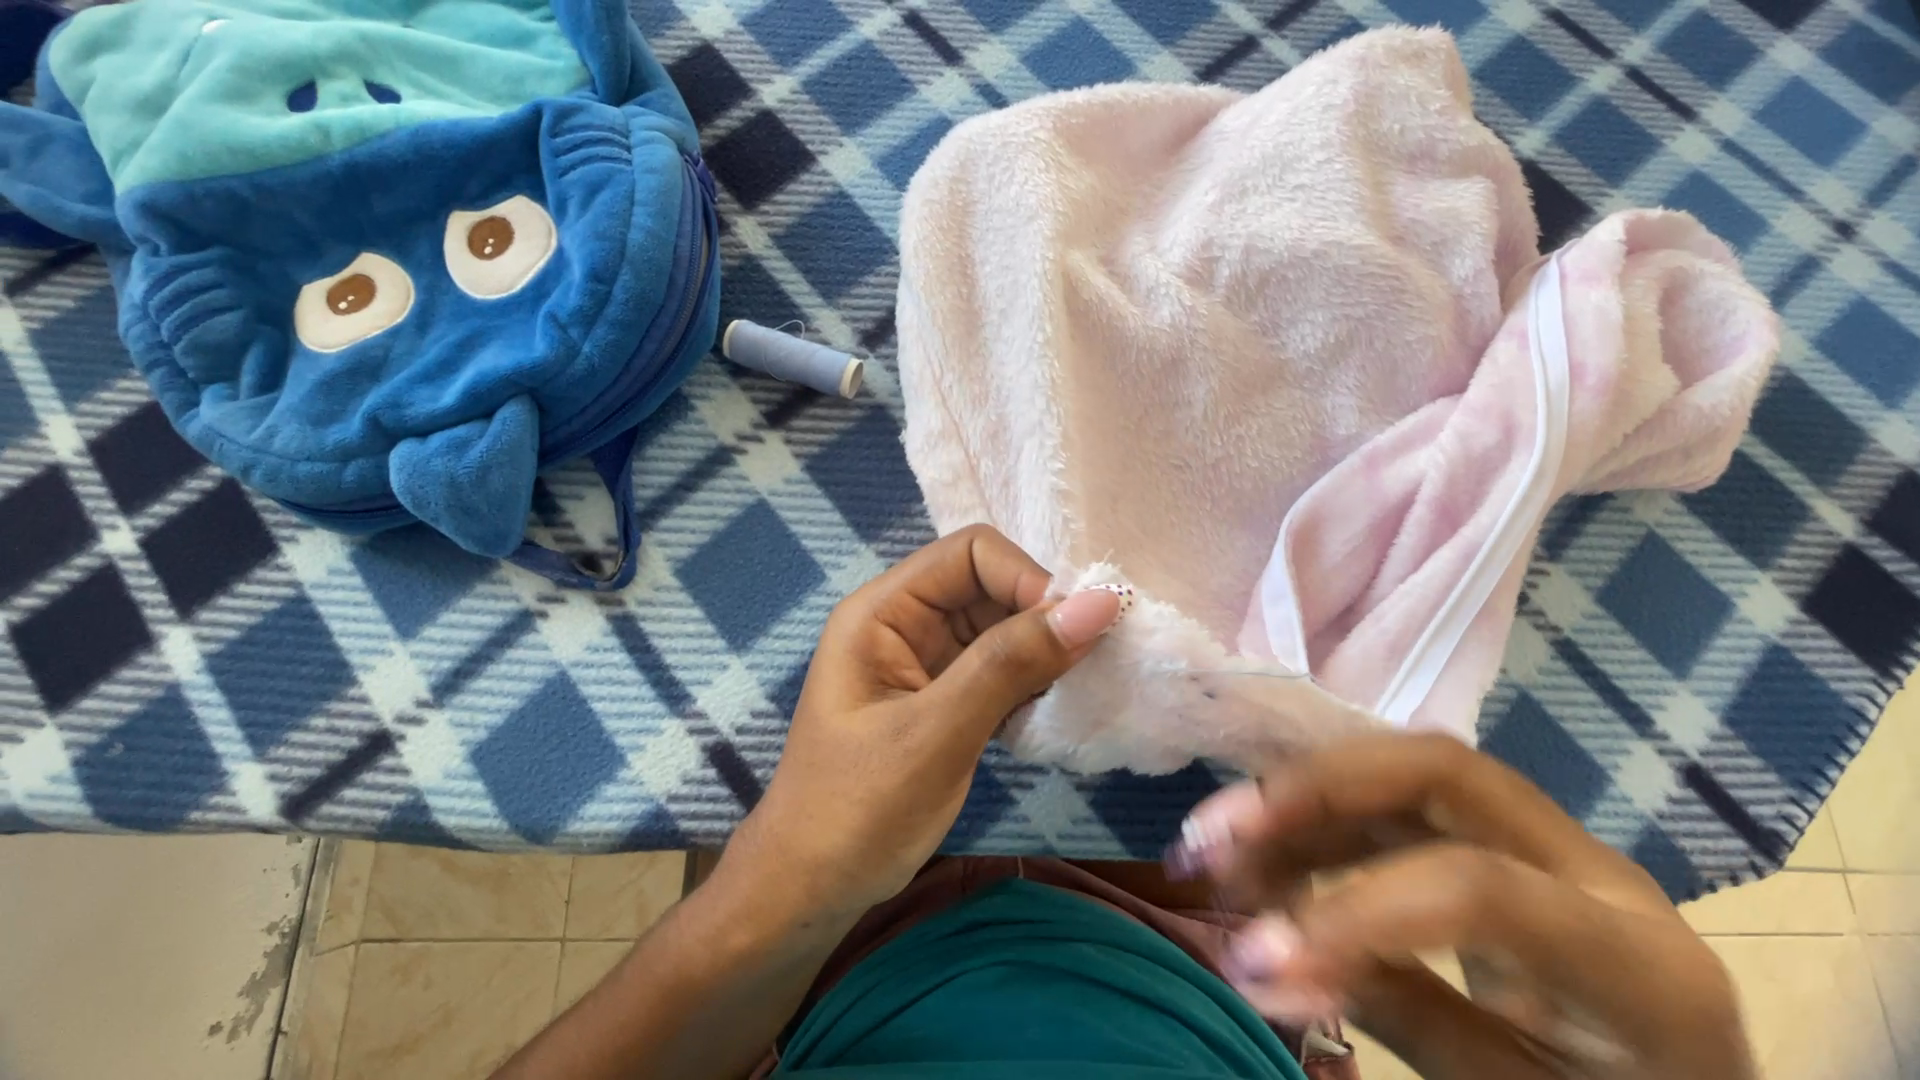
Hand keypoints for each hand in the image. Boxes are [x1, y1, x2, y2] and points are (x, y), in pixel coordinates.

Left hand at [719, 525, 1126, 918]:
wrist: (809, 891)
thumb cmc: (857, 811)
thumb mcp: (936, 733)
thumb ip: (1011, 663)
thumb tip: (1100, 602)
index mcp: (883, 612)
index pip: (971, 553)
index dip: (1028, 578)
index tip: (1077, 631)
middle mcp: (904, 624)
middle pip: (991, 587)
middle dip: (1042, 618)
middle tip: (1092, 665)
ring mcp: (923, 664)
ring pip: (1001, 630)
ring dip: (1041, 655)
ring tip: (1075, 694)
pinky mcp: (941, 702)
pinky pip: (998, 672)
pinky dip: (1029, 687)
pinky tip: (1046, 718)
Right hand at [1170, 734, 1752, 1079]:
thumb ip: (1399, 1018)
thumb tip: (1257, 963)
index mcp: (1640, 966)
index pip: (1477, 890)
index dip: (1352, 912)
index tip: (1252, 956)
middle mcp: (1594, 870)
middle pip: (1437, 771)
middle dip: (1311, 790)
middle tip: (1214, 831)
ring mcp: (1546, 845)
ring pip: (1402, 775)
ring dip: (1297, 803)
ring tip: (1212, 852)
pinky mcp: (1502, 846)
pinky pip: (1396, 810)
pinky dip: (1317, 828)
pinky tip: (1262, 863)